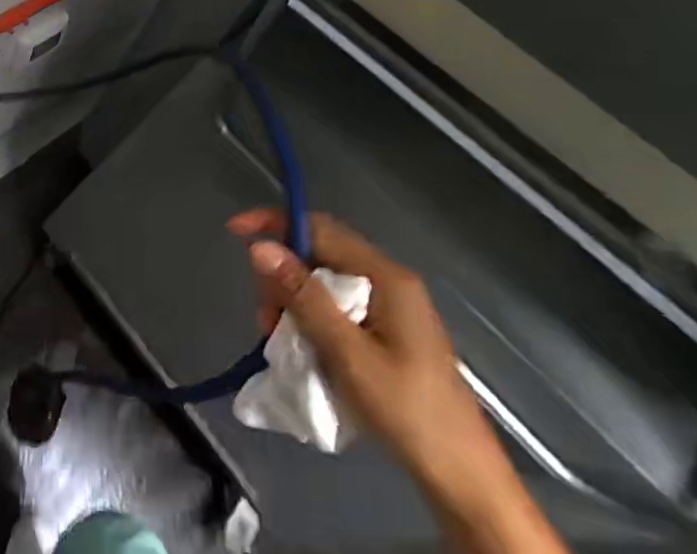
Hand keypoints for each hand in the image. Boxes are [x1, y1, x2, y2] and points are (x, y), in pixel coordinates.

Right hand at [228, 211, 566, 553]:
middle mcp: (388, 280)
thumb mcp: (347, 354)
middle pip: (321, 254)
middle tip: (264, 318)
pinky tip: (302, 349)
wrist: (461, 472)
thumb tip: (261, 248)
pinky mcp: (387, 330)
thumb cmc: (406, 410)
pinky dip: (313, 319)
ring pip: (326, 283)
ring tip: (279, 340)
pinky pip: (338, 307)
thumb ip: (305, 298)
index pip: (321, 229)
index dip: (276, 224)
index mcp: (385, 276)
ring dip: (295, 303)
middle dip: (283, 276)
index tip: (236, 231)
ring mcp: (390, 306)